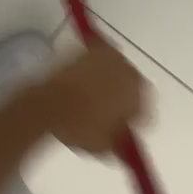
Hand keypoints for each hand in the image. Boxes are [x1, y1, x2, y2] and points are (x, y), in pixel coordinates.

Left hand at [30, 39, 149, 153]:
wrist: (48, 102)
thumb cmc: (78, 126)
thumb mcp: (103, 146)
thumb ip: (121, 144)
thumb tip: (124, 143)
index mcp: (139, 97)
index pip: (145, 111)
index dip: (132, 121)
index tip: (121, 128)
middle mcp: (130, 72)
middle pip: (134, 86)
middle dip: (124, 97)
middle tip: (108, 111)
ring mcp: (110, 56)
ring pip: (117, 70)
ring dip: (111, 79)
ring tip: (92, 94)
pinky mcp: (91, 46)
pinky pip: (100, 57)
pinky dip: (95, 66)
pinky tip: (83, 79)